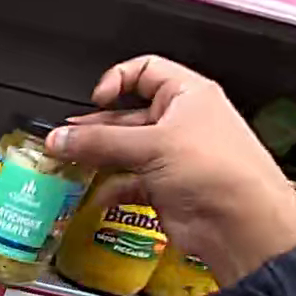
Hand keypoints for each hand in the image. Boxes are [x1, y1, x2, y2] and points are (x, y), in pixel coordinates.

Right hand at [45, 55, 295, 286]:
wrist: (237, 224)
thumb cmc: (214, 171)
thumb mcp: (150, 145)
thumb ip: (98, 142)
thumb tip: (58, 139)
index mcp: (186, 97)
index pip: (144, 71)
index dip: (117, 80)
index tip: (95, 101)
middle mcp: (178, 123)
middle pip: (125, 116)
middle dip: (94, 128)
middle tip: (65, 140)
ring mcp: (168, 157)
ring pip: (122, 151)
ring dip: (96, 159)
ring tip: (69, 165)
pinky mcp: (161, 188)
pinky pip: (125, 183)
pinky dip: (109, 189)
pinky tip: (95, 195)